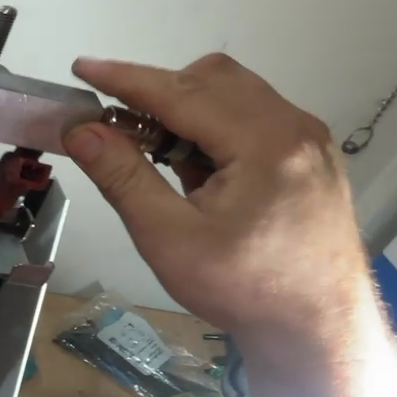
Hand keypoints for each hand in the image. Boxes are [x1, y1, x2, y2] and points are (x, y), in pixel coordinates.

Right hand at [62, 55, 372, 363]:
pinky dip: (209, 129)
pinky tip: (189, 171)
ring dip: (183, 111)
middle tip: (112, 129)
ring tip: (148, 155)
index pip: (183, 92)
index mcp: (264, 142)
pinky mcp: (307, 160)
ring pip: (235, 96)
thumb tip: (82, 132)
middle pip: (214, 80)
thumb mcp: (167, 236)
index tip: (83, 69)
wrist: (315, 327)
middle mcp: (294, 127)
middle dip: (156, 92)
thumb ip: (124, 177)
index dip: (127, 80)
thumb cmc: (237, 286)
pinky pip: (251, 120)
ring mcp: (306, 141)